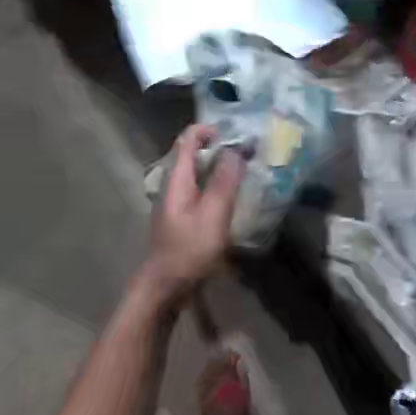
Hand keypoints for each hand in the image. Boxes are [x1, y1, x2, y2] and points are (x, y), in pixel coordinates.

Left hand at [141, 126, 243, 303]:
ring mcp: (174, 200)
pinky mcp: (180, 215)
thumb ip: (224, 181)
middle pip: (192, 153)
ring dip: (219, 167)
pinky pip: (197, 189)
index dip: (211, 130)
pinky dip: (214, 185)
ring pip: (196, 172)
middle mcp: (171, 183)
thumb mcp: (213, 214)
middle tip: (250, 152)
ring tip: (247, 171)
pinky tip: (233, 197)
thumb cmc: (189, 249)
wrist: (165, 284)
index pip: (188, 138)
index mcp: (176, 177)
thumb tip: (237, 148)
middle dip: (219, 147)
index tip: (239, 135)